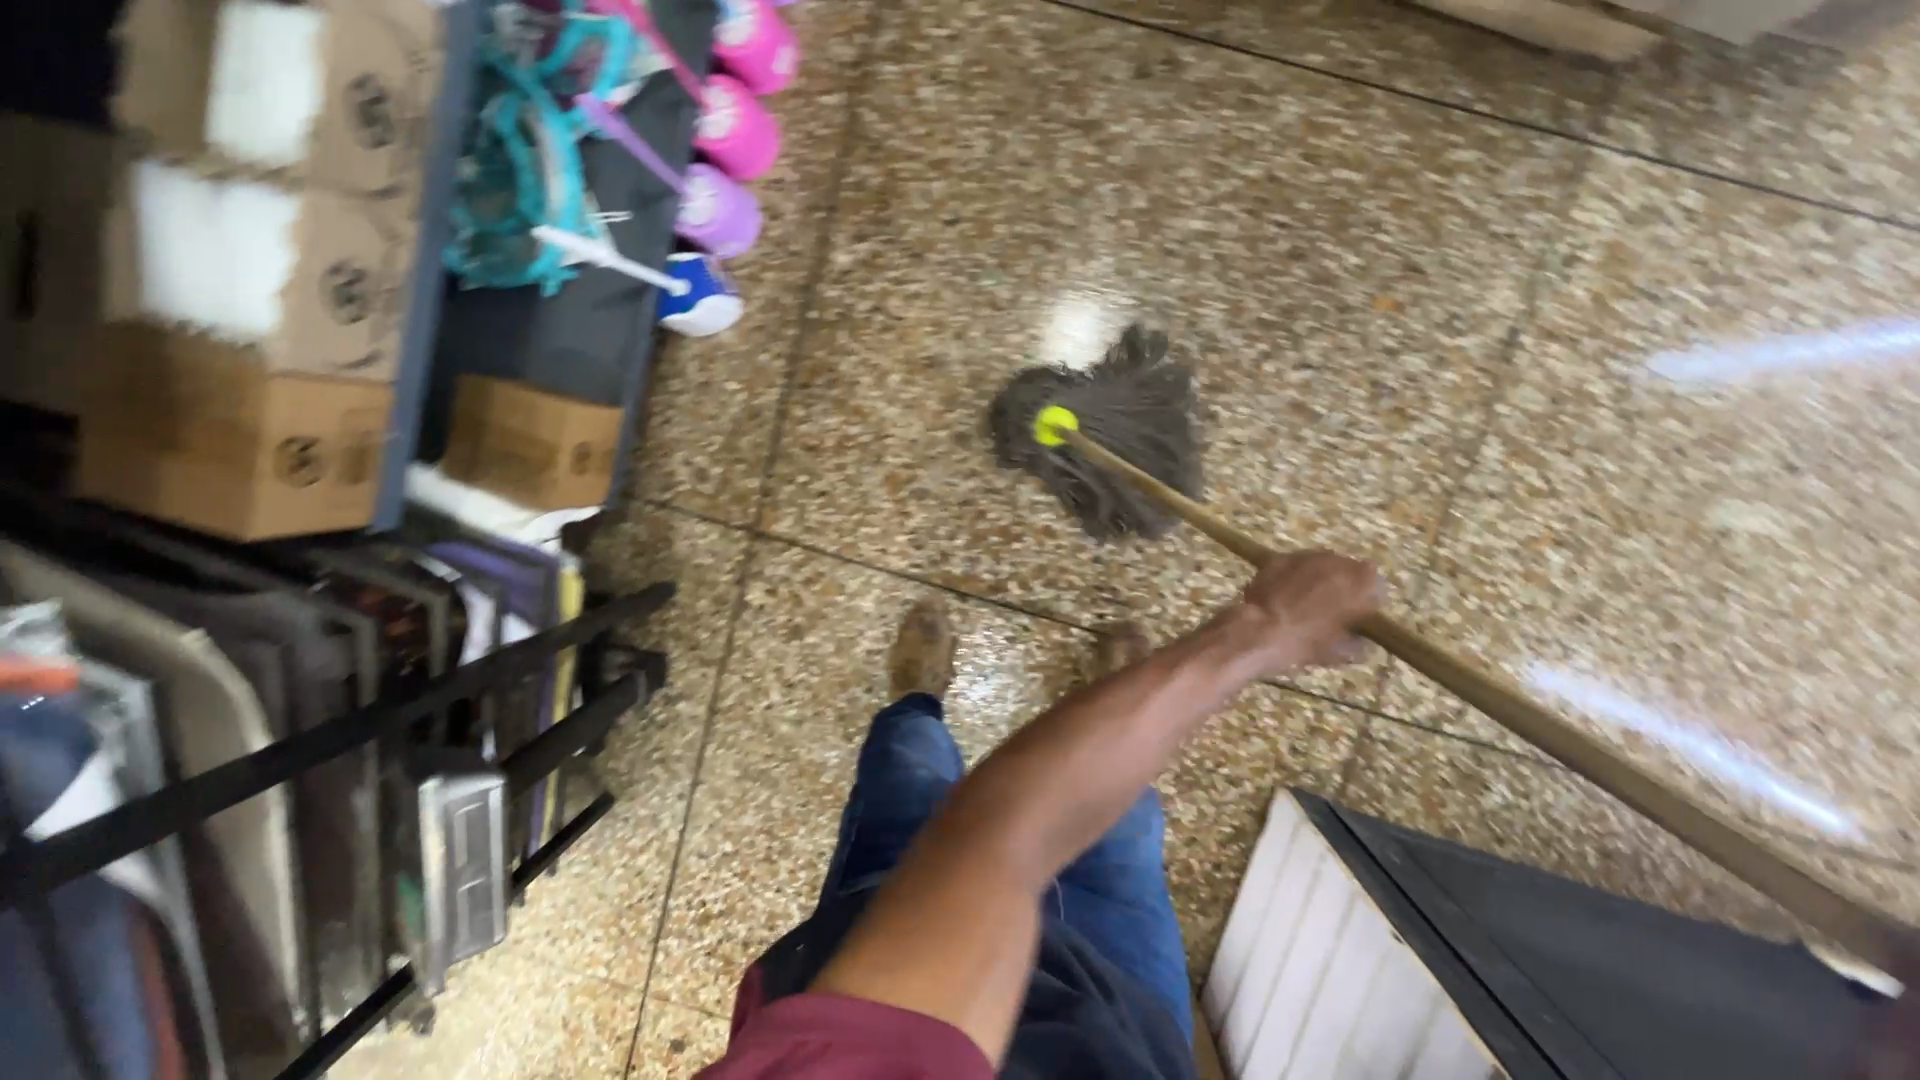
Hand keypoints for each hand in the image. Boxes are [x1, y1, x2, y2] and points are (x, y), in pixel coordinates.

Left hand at [1234, 550, 1382, 672]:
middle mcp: (1339, 561)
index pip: (1376, 586)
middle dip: (1343, 586)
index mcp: (1362, 583)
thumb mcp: (1341, 652)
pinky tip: (1284, 594)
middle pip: (1349, 570)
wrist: (1260, 631)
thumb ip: (1360, 643)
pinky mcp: (1282, 557)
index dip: (1367, 600)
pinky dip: (1294, 576)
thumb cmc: (1306, 643)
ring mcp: (1308, 555)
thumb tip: (1362, 641)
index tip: (1358, 614)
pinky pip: (1295, 565)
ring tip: (1306, 599)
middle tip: (1331, 607)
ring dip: (1319, 578)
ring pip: (1322, 564)